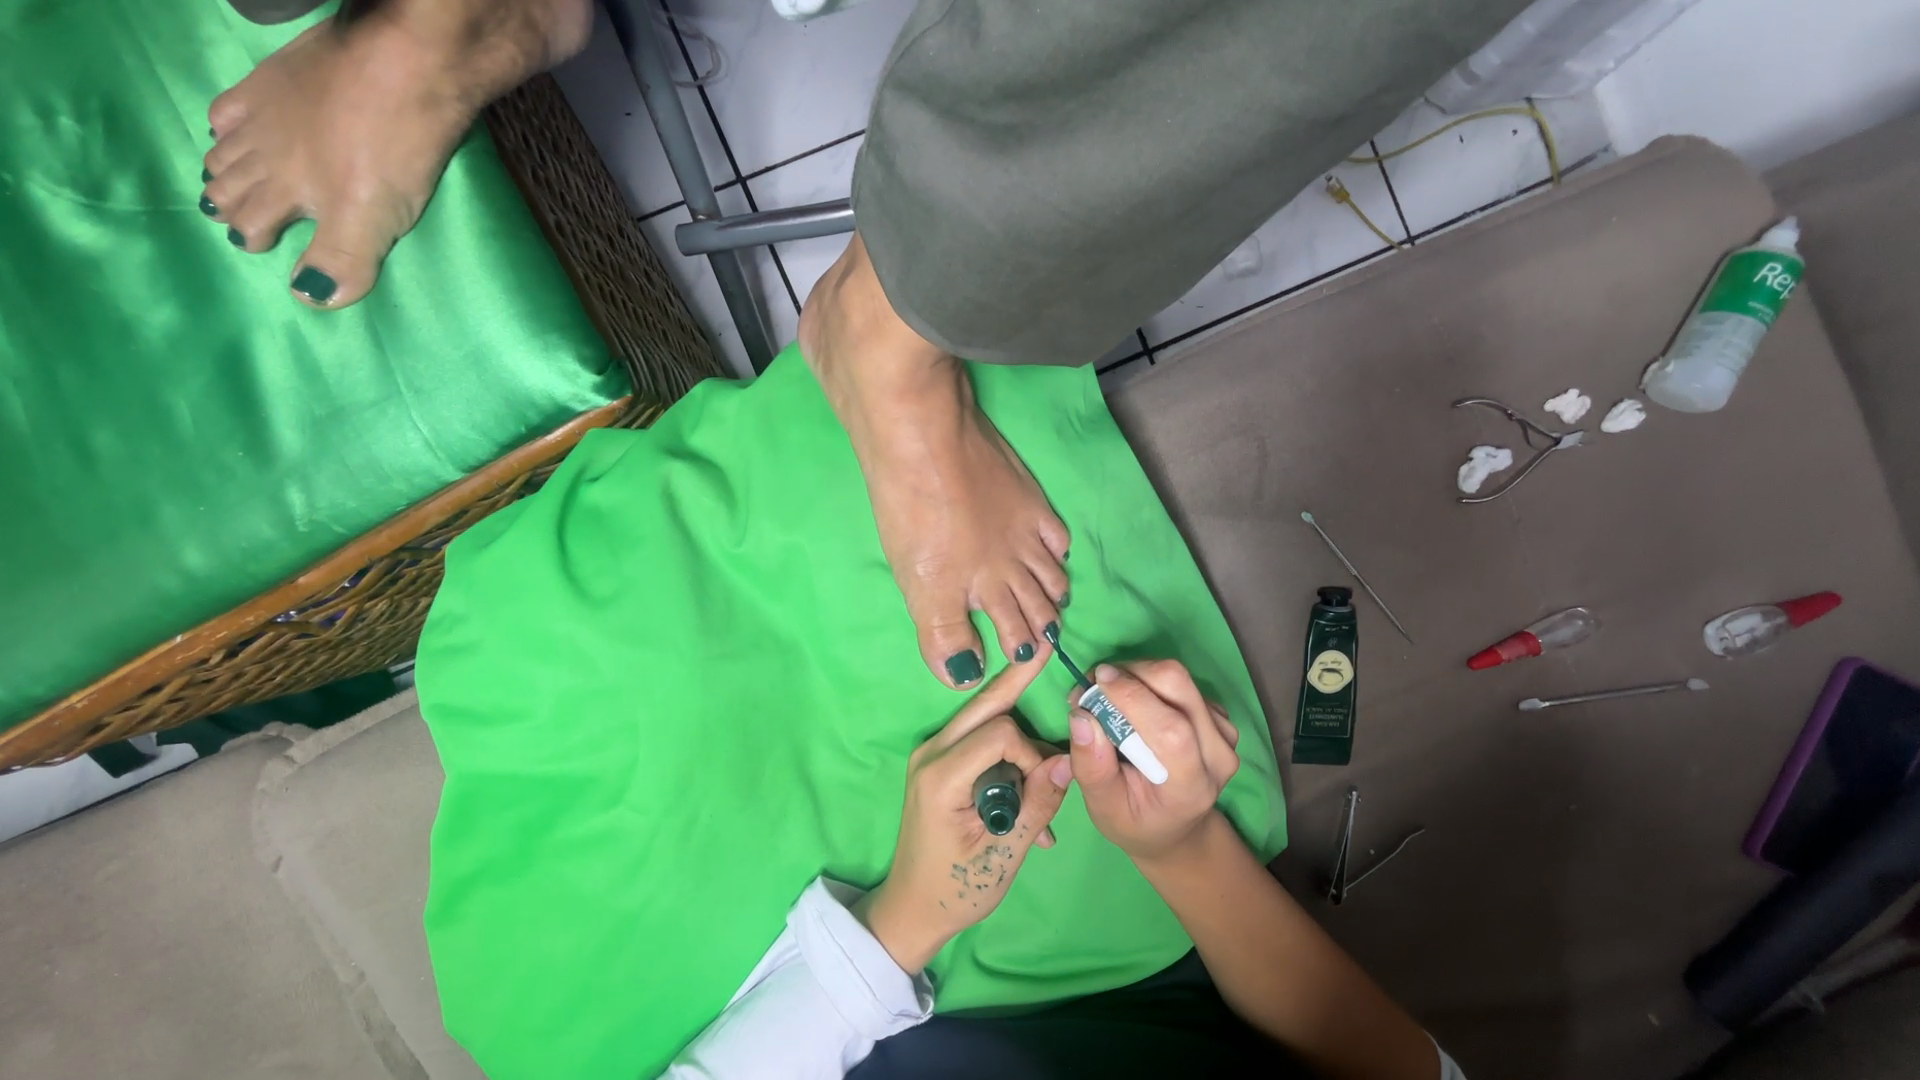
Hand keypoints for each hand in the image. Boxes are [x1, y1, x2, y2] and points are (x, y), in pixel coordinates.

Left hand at [857, 660, 1072, 974]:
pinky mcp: (938, 762)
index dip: (1031, 752)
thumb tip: (1070, 762)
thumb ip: (1036, 805)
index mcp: (941, 776)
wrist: (911, 908)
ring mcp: (932, 754)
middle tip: (1047, 645)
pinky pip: (979, 741)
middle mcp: (932, 752)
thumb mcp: (1003, 856)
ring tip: (1047, 788)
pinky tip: (1029, 797)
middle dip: (1020, 680)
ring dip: (1020, 739)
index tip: (1042, 787)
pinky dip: (1008, 756)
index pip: (999, 731)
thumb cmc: (955, 889)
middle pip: (985, 703)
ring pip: (983, 718)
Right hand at [1068, 660, 1238, 864]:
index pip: (1171, 730)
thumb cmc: (1136, 821)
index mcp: (1190, 785)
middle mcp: (1217, 754)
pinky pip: (1180, 682)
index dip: (1133, 697)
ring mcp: (1223, 732)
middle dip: (1130, 673)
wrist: (1176, 828)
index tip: (1095, 681)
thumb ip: (1092, 766)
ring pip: (1178, 678)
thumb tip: (1081, 717)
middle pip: (1178, 687)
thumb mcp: (1103, 807)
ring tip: (1108, 696)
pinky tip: (1132, 702)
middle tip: (1093, 686)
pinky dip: (1148, 681)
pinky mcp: (1218, 715)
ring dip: (1136, 674)